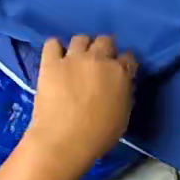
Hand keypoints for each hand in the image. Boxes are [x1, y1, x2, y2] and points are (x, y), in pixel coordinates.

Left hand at [24, 35, 136, 168]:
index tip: (120, 72)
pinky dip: (56, 49)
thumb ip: (124, 94)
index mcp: (121, 73)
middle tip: (98, 64)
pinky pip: (53, 43)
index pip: (129, 57)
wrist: (64, 141)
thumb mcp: (123, 116)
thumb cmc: (98, 136)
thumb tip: (121, 86)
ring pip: (81, 38)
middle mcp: (99, 59)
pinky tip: (56, 59)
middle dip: (105, 49)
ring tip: (76, 60)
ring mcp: (74, 58)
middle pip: (105, 41)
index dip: (124, 64)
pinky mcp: (51, 63)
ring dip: (82, 47)